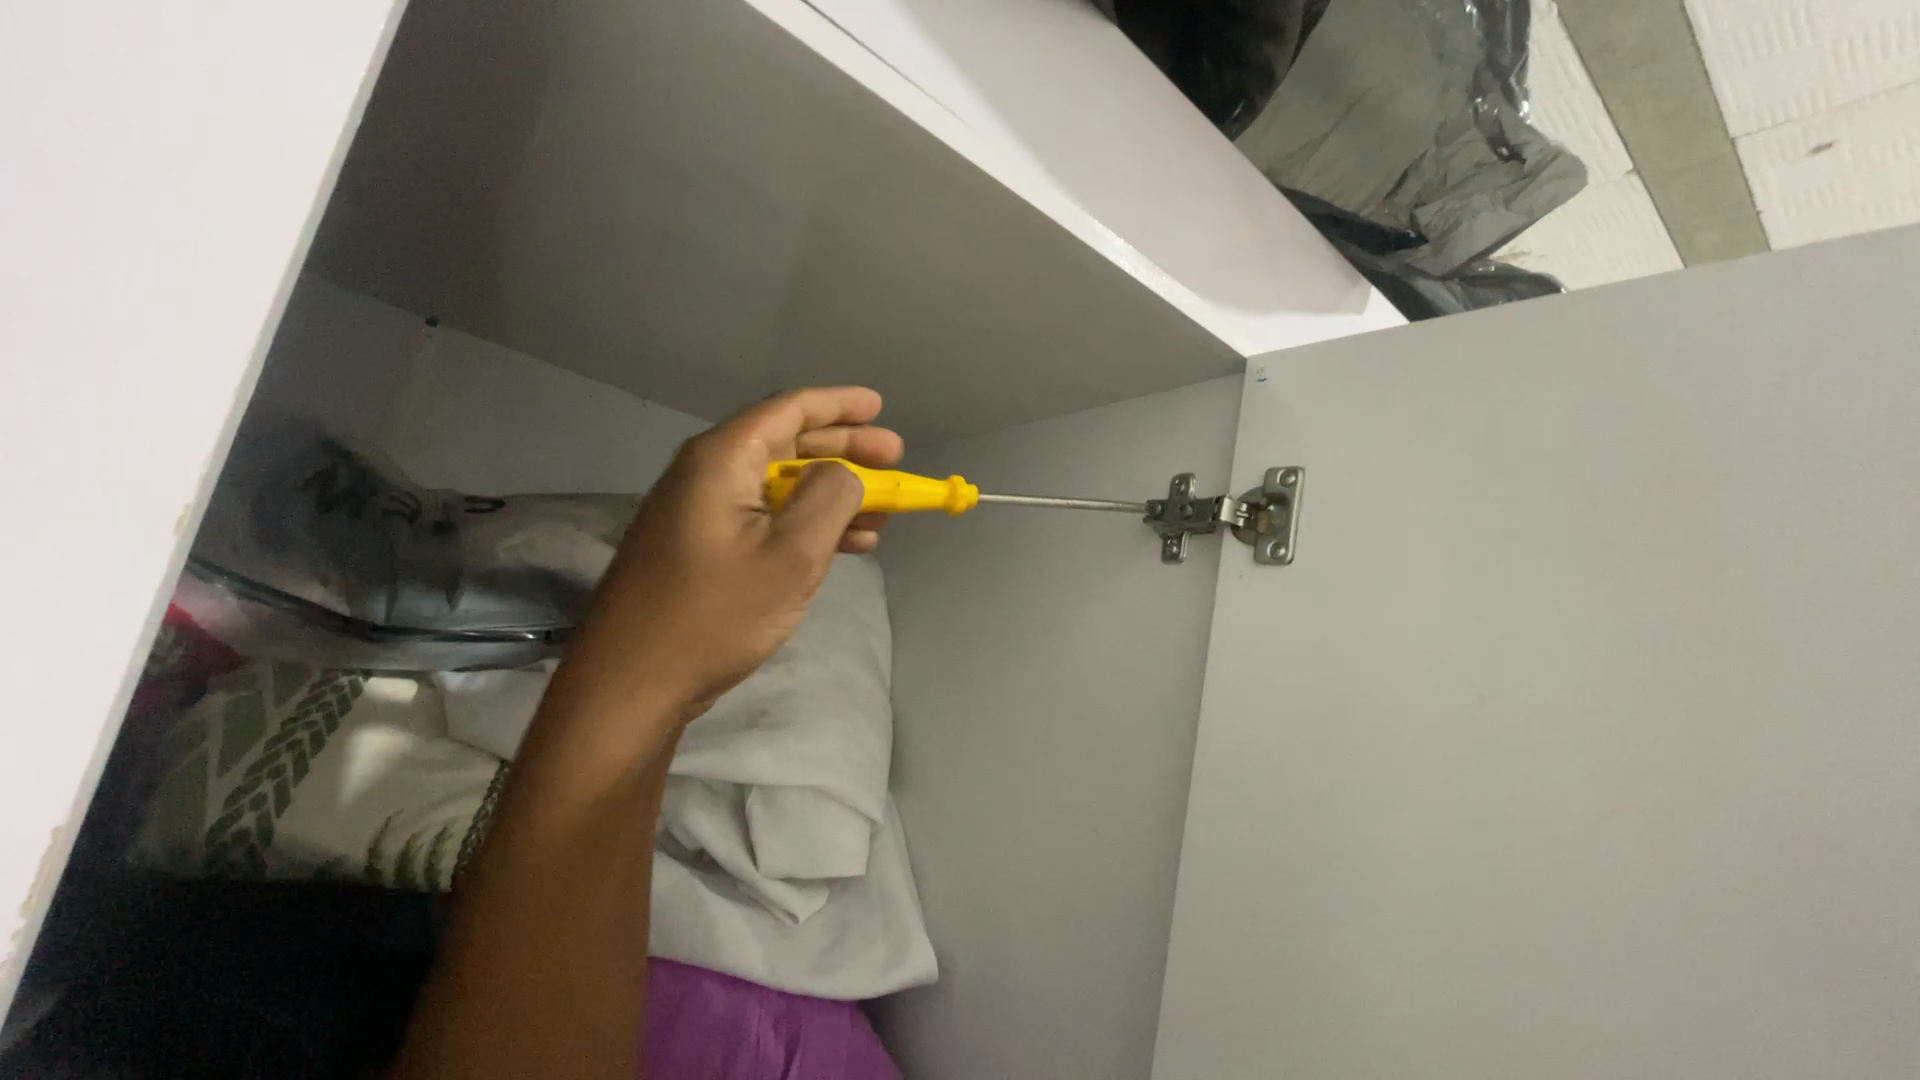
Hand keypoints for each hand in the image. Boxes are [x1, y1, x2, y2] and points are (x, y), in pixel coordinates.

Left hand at [573, 387, 902, 718]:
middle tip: (894, 460)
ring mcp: (701, 511)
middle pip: (787, 443)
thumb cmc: (715, 614)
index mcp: (722, 459)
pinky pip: (764, 517)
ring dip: (832, 493)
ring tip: (881, 512)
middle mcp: (706, 472)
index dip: (840, 405)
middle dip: (844, 449)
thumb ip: (830, 499)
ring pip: (780, 485)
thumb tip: (843, 472)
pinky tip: (844, 544)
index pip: (789, 409)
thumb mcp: (791, 555)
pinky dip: (806, 523)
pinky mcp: (702, 546)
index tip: (881, 407)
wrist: (634, 681)